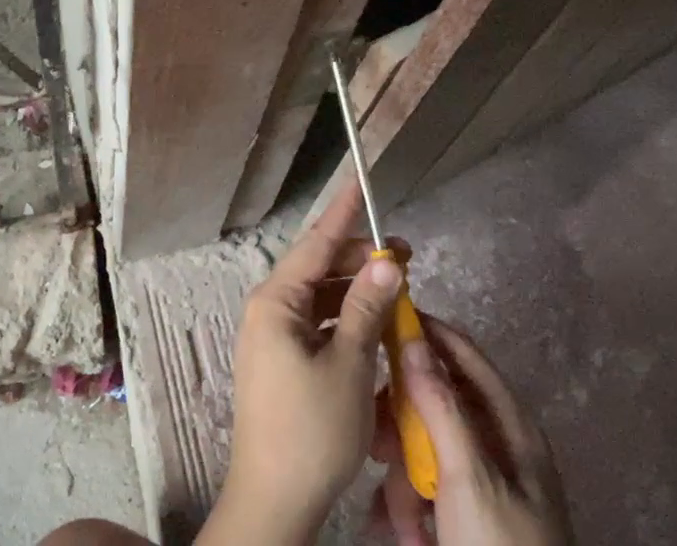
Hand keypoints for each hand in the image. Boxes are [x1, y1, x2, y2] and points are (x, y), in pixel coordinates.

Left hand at [199, 187, 408, 545]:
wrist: (275, 495)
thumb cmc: (311, 428)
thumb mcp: (347, 364)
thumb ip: (366, 308)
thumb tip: (386, 261)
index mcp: (275, 302)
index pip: (315, 244)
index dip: (341, 212)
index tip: (359, 181)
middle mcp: (269, 311)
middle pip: (319, 269)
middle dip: (360, 260)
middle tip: (407, 257)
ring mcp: (274, 337)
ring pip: (322, 299)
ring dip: (358, 292)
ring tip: (399, 289)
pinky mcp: (284, 362)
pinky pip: (319, 326)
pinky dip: (348, 321)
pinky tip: (378, 325)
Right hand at [371, 319, 570, 545]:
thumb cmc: (501, 545)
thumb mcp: (468, 476)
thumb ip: (440, 406)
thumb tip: (414, 338)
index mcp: (510, 426)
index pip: (465, 356)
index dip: (427, 332)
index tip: (381, 317)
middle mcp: (495, 444)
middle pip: (434, 405)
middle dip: (402, 429)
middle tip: (378, 445)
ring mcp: (479, 480)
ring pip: (421, 450)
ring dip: (403, 481)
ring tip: (402, 520)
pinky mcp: (462, 510)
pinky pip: (422, 488)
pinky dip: (408, 507)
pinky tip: (407, 532)